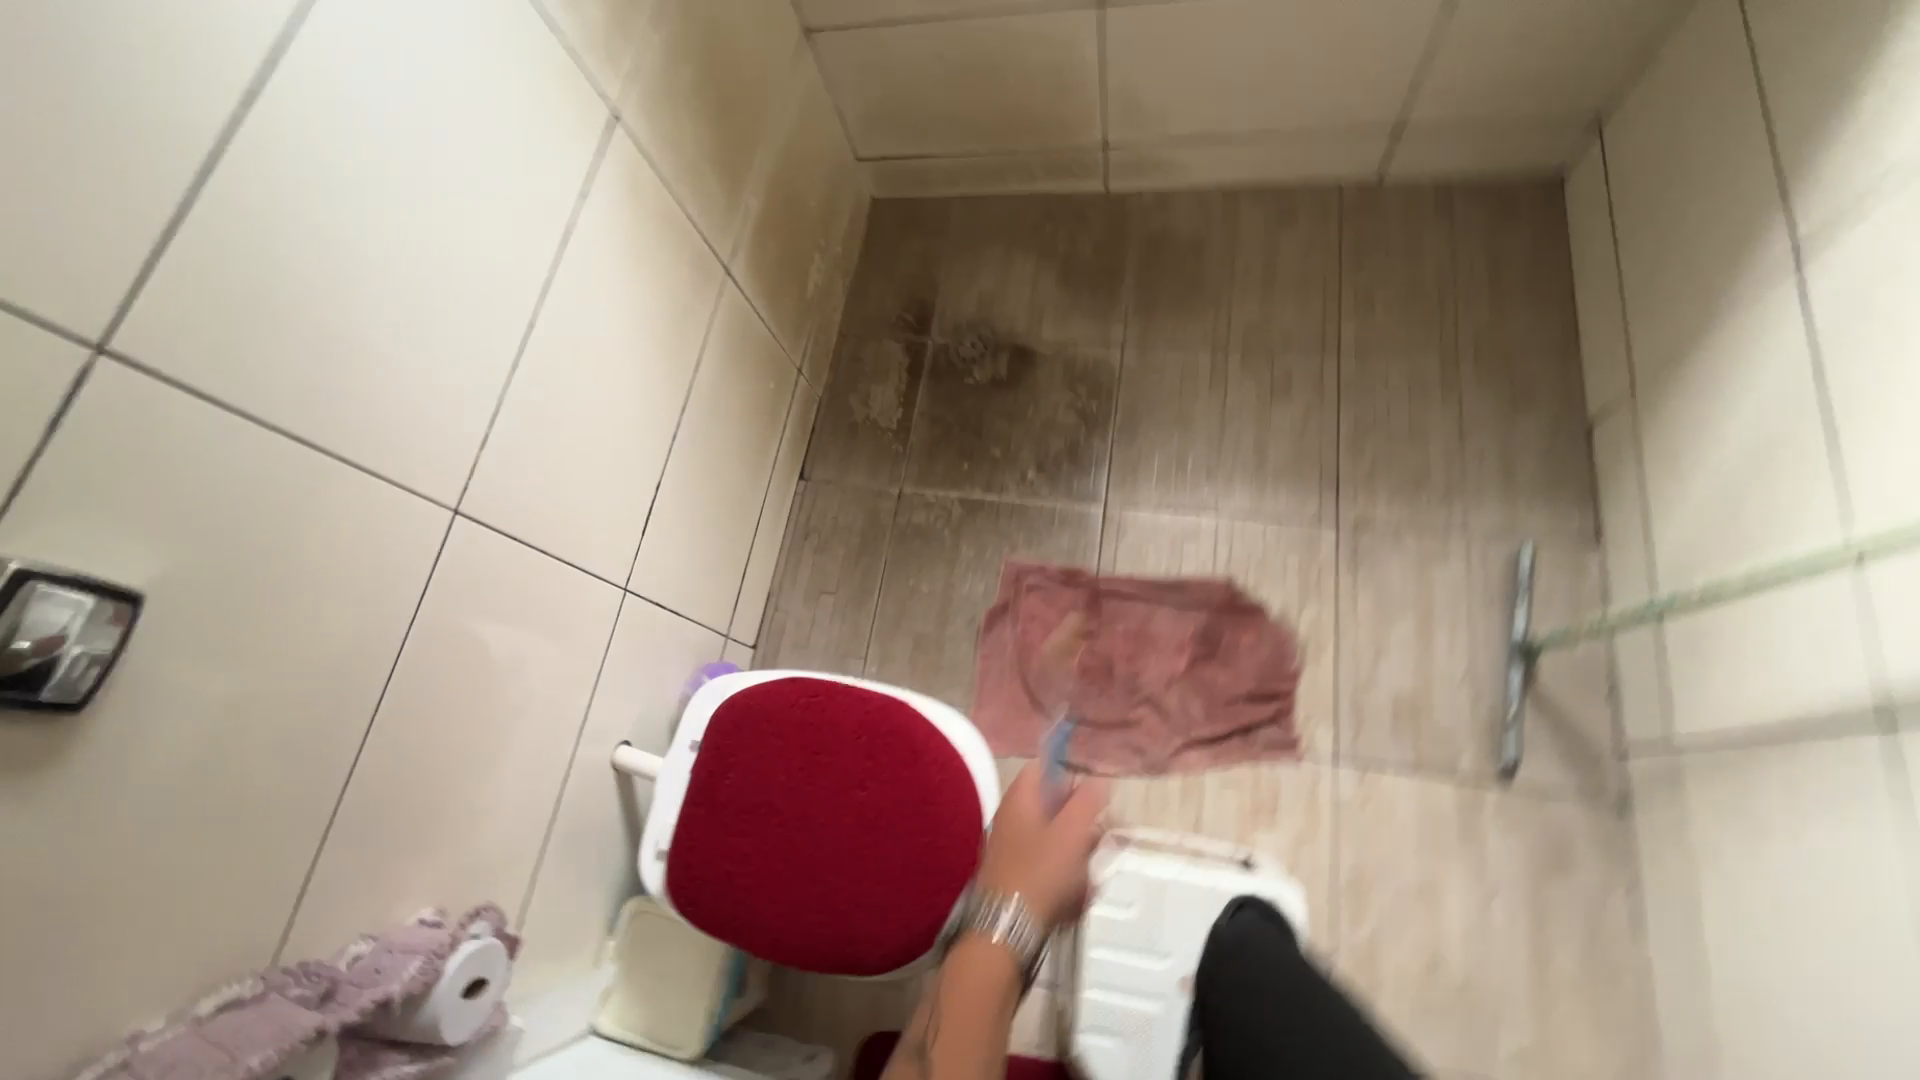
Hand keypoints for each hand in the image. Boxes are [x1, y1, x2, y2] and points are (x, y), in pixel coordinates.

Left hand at [976, 763, 1108, 930]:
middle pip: (1053, 804)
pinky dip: (1066, 872)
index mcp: (1020, 797)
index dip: (1070, 772)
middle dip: (1082, 820)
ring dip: (1078, 850)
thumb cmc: (1040, 872)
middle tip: (1102, 837)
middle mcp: (1011, 815)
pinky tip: (1078, 894)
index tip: (1095, 790)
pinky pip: (1048, 862)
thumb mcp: (1072, 832)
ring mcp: (1011, 845)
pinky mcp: (1016, 872)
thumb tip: (1099, 777)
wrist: (1007, 928)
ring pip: (1055, 835)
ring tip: (1091, 874)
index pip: (1044, 767)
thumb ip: (1087, 800)